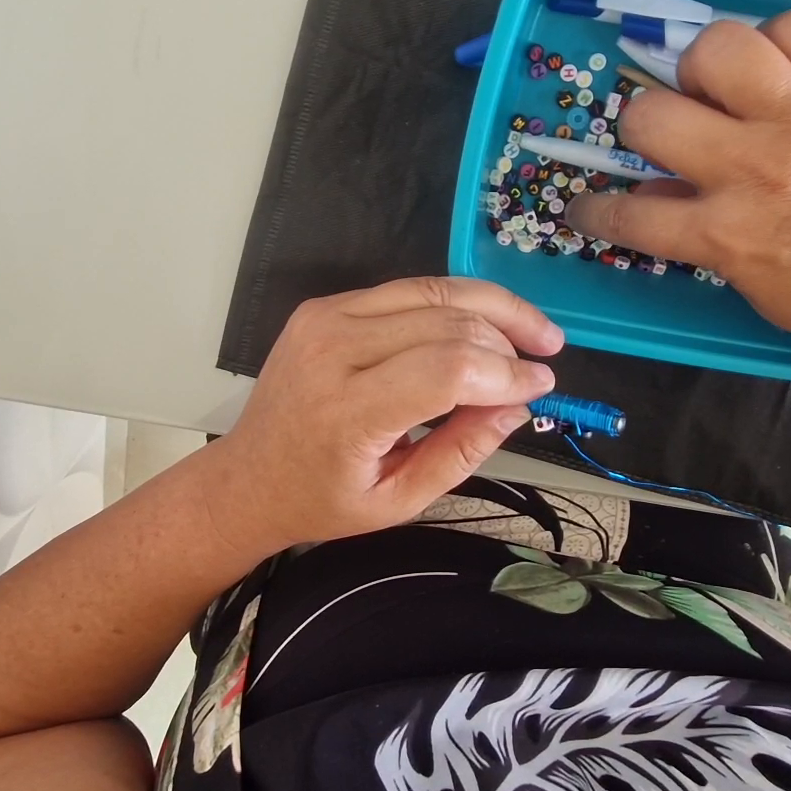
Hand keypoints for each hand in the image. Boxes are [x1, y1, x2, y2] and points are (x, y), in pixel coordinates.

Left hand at [207, 277, 562, 552]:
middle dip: (507, 338)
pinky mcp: (326, 305)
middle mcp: (332, 350)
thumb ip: (462, 452)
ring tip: (531, 331)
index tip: (543, 384)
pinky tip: (482, 325)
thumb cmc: (321, 500)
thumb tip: (517, 405)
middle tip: (541, 362)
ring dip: (491, 306)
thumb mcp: (398, 501)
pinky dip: (454, 304)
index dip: (506, 372)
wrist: (247, 476)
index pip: (446, 368)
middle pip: (447, 322)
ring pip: (432, 291)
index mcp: (346, 412)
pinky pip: (407, 290)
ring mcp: (325, 318)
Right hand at [565, 12, 790, 388]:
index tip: (590, 205)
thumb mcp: (762, 290)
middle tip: (672, 136)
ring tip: (728, 90)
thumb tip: (655, 204)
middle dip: (643, 127)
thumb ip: (701, 243)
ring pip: (716, 48)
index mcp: (725, 235)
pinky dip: (784, 43)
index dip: (593, 209)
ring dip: (705, 70)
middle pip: (650, 115)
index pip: (624, 213)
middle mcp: (756, 169)